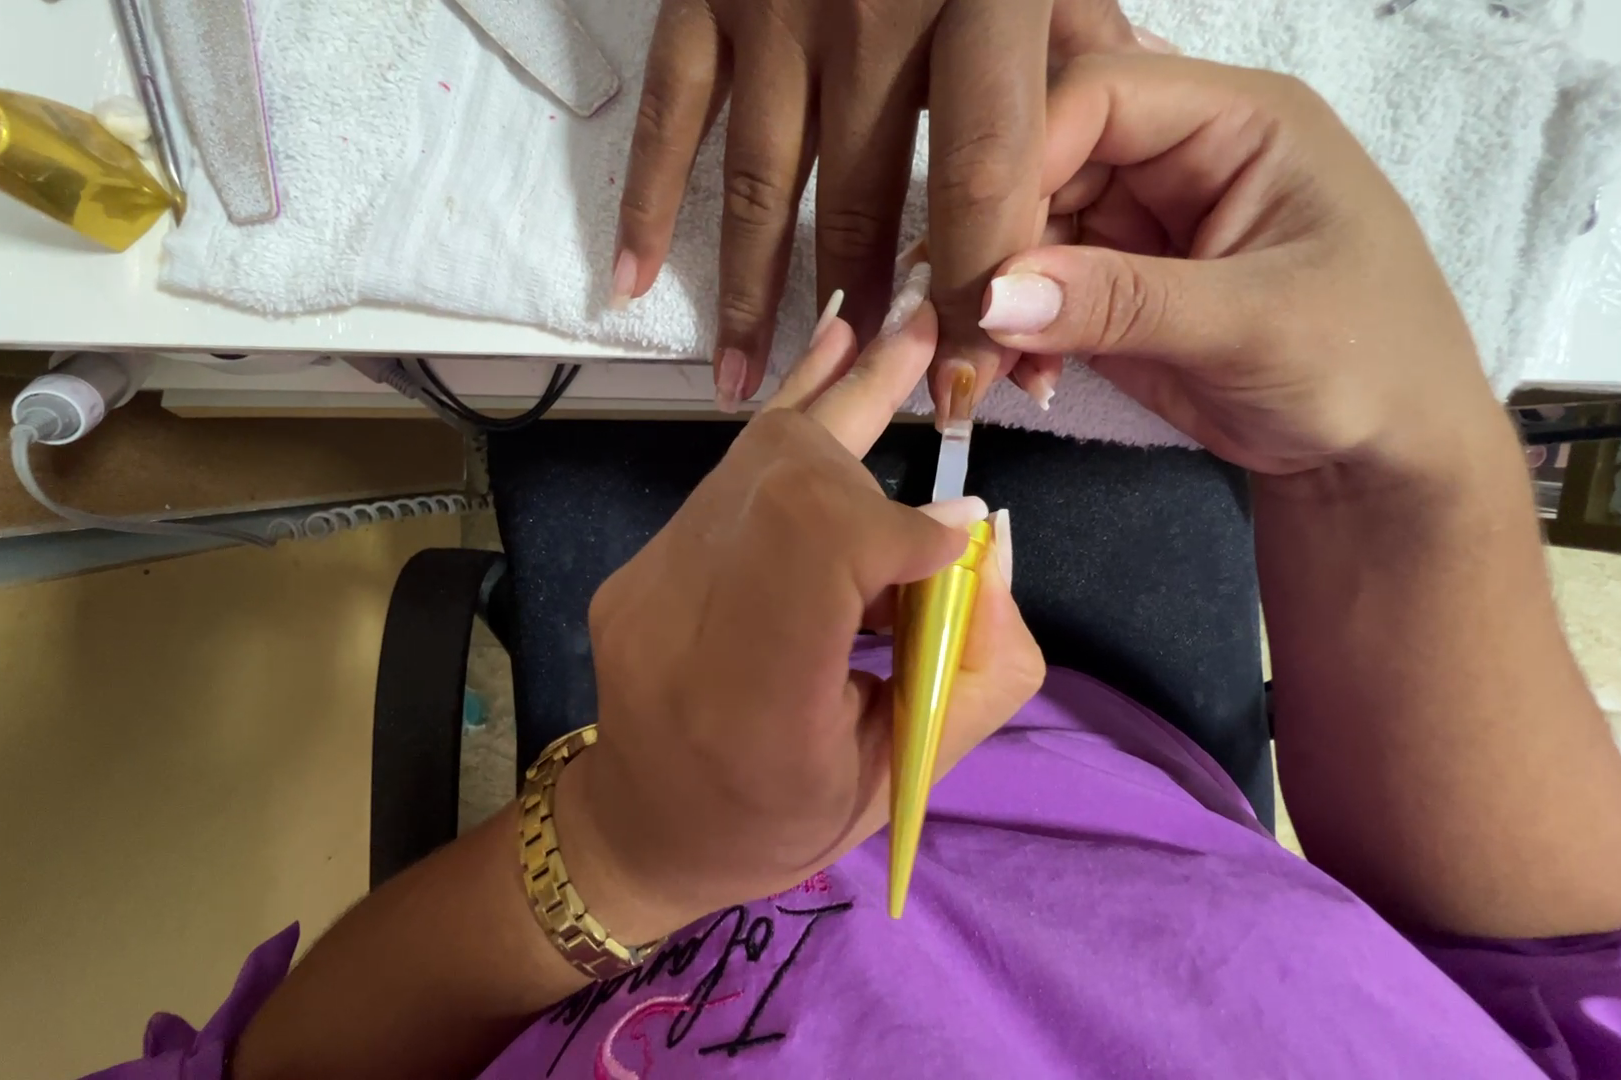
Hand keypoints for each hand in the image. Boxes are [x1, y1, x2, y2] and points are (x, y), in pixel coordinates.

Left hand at [556, 299, 1044, 939]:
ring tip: (890, 331)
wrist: (645, 824)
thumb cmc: (784, 819)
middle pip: (780, 484)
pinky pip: (727, 480)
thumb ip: (974, 662)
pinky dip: (791, 427)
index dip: (893, 527)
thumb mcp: (905, 775)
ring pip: (751, 461)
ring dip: (831, 398)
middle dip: (864, 421)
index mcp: (753, 709)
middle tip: (930, 338)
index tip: (957, 530)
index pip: (815, 559)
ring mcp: (644, 586)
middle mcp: (680, 628)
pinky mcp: (637, 564)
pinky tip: (828, 360)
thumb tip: (983, 529)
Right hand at [615, 0, 1152, 422]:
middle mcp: (870, 11)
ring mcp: (771, 9)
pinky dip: (647, 207)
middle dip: (869, 318)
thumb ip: (1077, 20)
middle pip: (867, 205)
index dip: (977, 294)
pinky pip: (668, 121)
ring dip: (752, 300)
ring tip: (745, 382)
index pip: (985, 181)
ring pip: (763, 190)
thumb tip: (1084, 137)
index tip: (973, 386)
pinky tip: (632, 284)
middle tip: (866, 402)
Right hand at [973, 55, 1510, 487]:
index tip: (979, 255)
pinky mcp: (1102, 290)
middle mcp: (1170, 161)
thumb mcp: (1251, 324)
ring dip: (993, 303)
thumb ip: (1121, 302)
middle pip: (1040, 167)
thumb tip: (993, 296)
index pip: (1095, 98)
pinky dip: (1007, 335)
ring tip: (989, 369)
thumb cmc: (1358, 362)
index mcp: (1233, 123)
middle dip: (995, 248)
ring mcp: (1130, 228)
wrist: (1365, 449)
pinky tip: (1021, 376)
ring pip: (1021, 236)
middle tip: (967, 328)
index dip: (1024, 160)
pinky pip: (1027, 293)